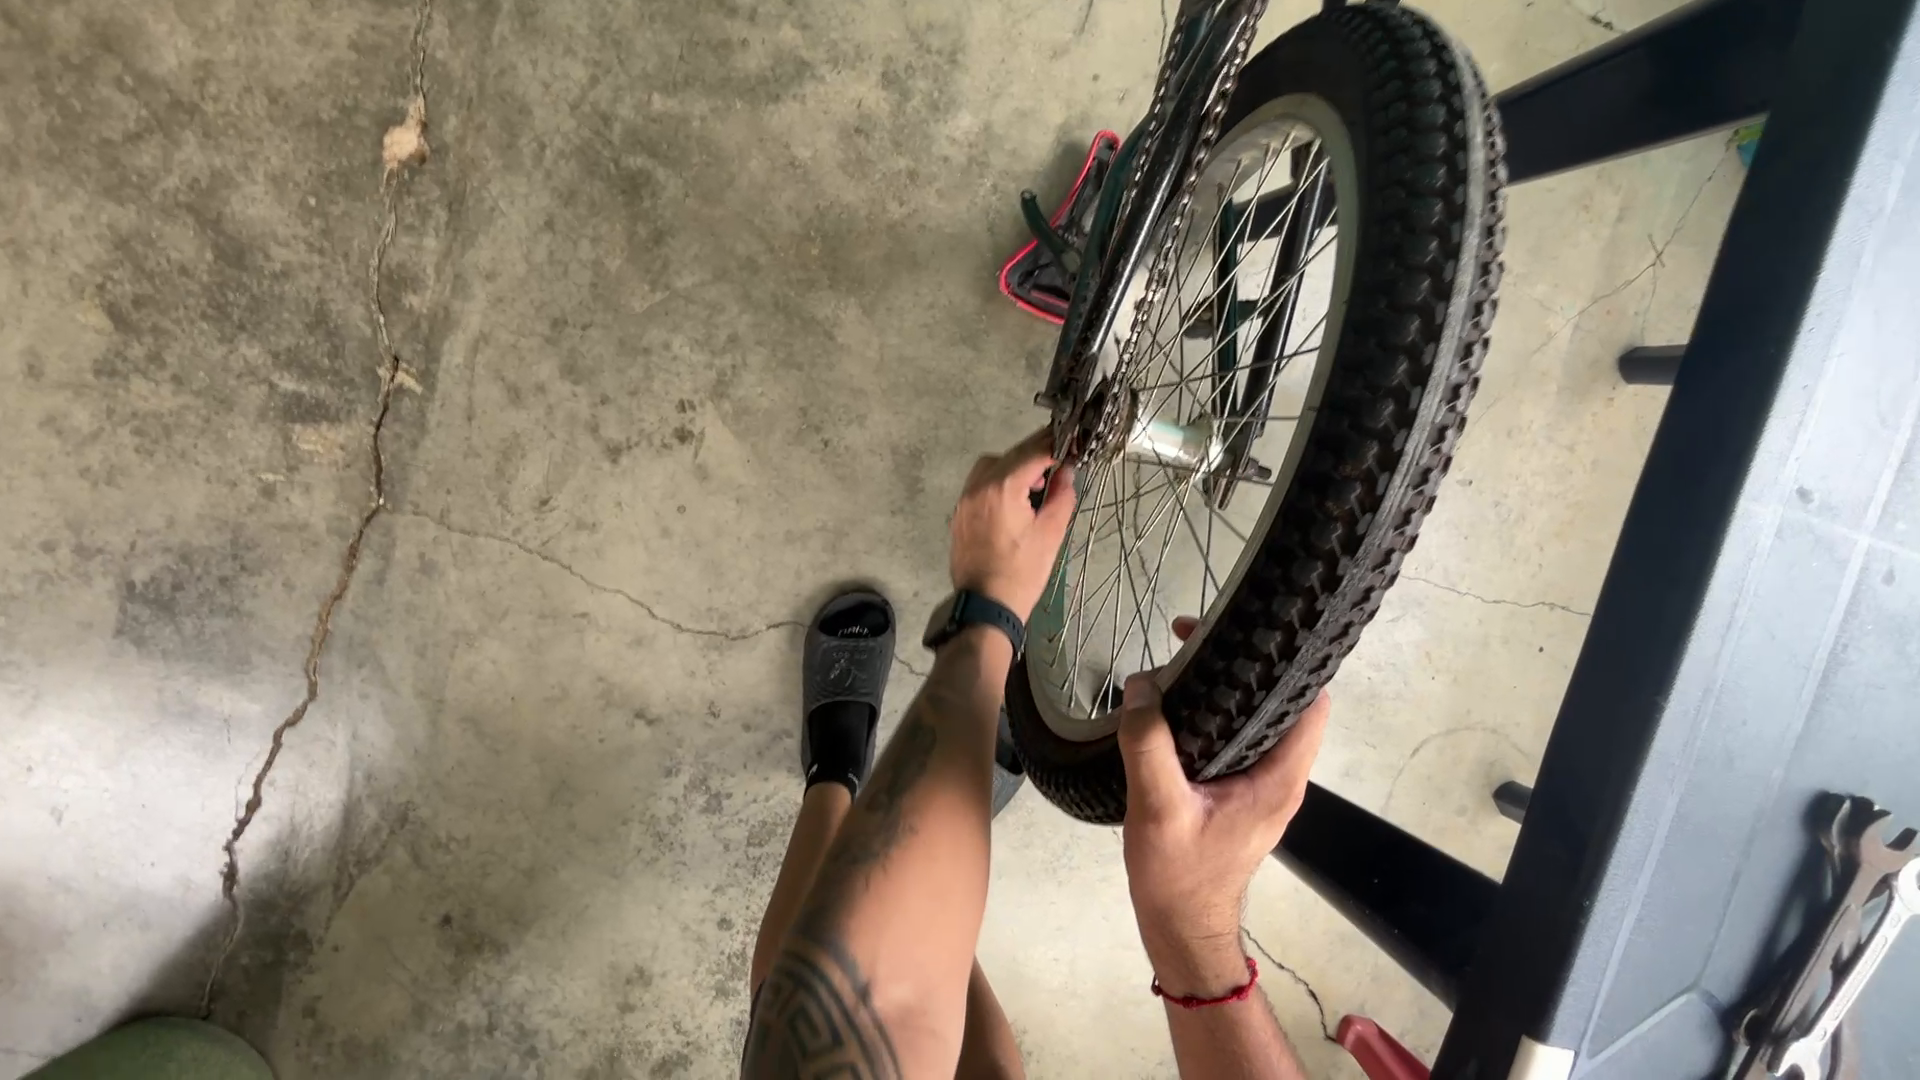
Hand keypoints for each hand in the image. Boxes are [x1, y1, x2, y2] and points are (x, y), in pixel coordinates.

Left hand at [949, 428, 1076, 620]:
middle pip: (1010, 455)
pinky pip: (979, 484)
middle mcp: (978, 486)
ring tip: (1036, 484)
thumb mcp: (1051, 533)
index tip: (1072, 443)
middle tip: (1059, 458)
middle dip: (1035, 453)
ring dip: (1014, 466)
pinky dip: (998, 482)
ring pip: (991, 466)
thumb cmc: (1023, 572)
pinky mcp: (959, 514)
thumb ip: (1061, 496)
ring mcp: (964, 500)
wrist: (986, 605)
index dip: (1055, 445)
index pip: (1033, 453)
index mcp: (1002, 488)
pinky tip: (1015, 498)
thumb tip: (1066, 472)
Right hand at [1118, 622, 1329, 993]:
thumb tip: (1141, 684)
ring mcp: (1257, 781)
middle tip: (1194, 636)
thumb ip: (1149, 745)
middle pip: (1280, 701)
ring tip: (1180, 657)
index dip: (1289, 662)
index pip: (1311, 703)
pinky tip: (1174, 700)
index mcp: (1278, 776)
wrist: (1178, 927)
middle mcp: (1277, 773)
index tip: (1244, 632)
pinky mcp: (1234, 787)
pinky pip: (1231, 734)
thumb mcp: (1158, 808)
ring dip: (1224, 685)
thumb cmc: (1179, 874)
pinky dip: (1209, 709)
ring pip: (1254, 716)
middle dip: (1245, 663)